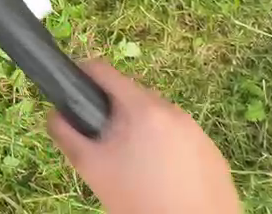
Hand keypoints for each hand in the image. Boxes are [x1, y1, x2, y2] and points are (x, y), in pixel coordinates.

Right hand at [47, 61, 239, 213]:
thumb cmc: (140, 202)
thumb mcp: (90, 167)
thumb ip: (64, 131)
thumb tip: (55, 113)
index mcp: (143, 109)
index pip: (102, 70)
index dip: (81, 76)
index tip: (74, 95)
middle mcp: (175, 112)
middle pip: (130, 94)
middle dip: (113, 110)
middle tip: (106, 143)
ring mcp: (200, 135)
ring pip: (156, 116)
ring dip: (141, 128)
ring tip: (136, 165)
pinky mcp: (216, 157)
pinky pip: (180, 138)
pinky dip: (166, 147)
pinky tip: (163, 178)